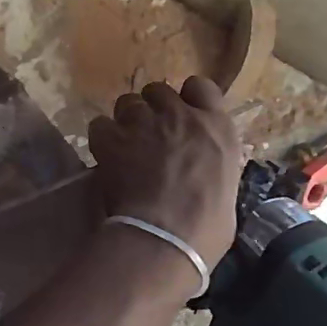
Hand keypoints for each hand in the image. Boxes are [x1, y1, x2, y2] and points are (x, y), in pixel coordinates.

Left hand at [86, 76, 241, 266]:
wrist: (166, 238)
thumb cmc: (206, 228)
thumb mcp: (226, 192)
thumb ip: (213, 169)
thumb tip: (202, 176)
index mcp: (217, 128)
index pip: (201, 87)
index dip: (187, 98)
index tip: (181, 116)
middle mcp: (181, 116)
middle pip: (159, 91)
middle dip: (153, 109)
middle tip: (149, 134)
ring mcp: (144, 123)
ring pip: (128, 102)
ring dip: (126, 120)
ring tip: (124, 145)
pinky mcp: (113, 138)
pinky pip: (100, 125)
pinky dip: (102, 138)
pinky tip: (104, 156)